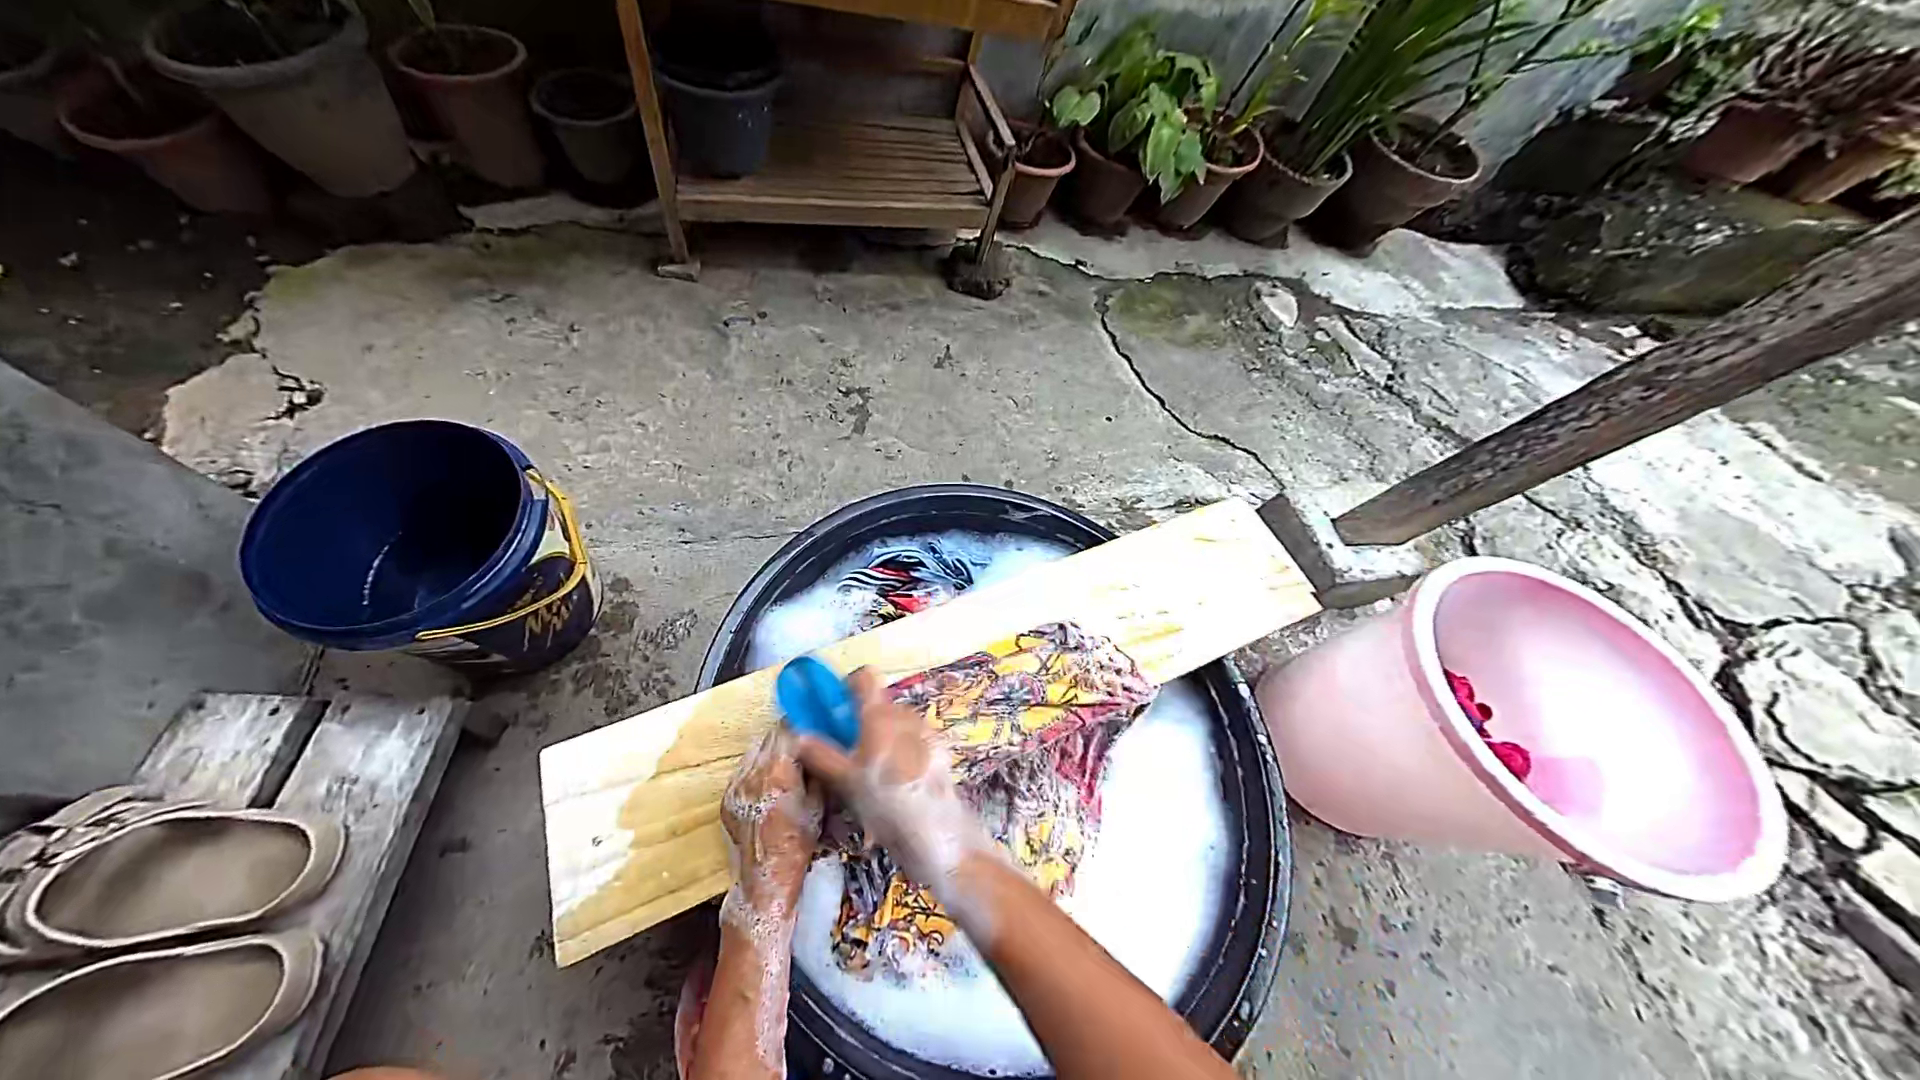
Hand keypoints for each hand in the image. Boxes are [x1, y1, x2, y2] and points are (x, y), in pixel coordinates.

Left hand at [720, 729, 822, 933]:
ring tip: (788, 759)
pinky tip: (771, 778)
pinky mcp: (727, 795)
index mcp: (778, 772)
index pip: (788, 731)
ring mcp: (736, 784)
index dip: (803, 725)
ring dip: (772, 748)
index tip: (815, 724)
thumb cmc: (798, 843)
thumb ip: (817, 771)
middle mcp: (752, 773)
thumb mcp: (818, 804)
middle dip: (788, 734)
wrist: (765, 879)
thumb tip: (821, 747)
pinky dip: (758, 766)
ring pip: (756, 749)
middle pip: (771, 736)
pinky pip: (744, 768)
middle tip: (805, 740)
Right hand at [793, 668, 993, 893]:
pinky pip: (913, 739)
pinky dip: (902, 750)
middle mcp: (906, 714)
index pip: (863, 677)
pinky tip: (899, 781)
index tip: (833, 714)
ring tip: (874, 774)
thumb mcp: (846, 783)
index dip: (845, 688)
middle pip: (878, 704)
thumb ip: (821, 754)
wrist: (939, 834)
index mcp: (880, 715)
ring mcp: (927, 730)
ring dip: (882, 738)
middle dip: (860, 723)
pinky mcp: (941, 748)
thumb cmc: (886, 805)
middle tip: (849, 756)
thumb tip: (798, 734)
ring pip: (895, 723)